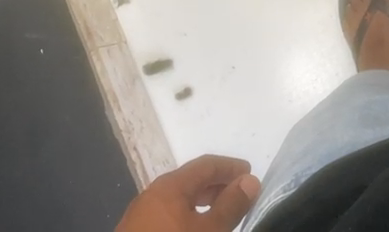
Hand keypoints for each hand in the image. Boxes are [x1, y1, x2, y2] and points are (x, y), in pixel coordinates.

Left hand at [115, 155, 260, 231]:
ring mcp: (139, 216)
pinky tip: (192, 230)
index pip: (206, 164)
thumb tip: (250, 180)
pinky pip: (166, 215)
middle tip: (238, 195)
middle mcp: (152, 194)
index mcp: (170, 186)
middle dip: (217, 184)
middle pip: (191, 180)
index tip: (250, 174)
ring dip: (201, 202)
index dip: (230, 167)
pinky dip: (185, 216)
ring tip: (219, 215)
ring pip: (177, 199)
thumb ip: (230, 206)